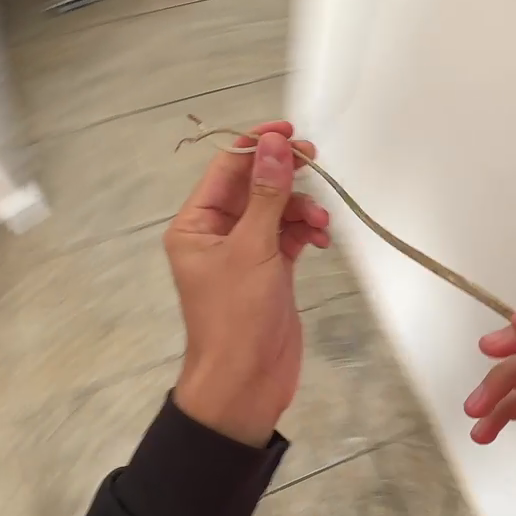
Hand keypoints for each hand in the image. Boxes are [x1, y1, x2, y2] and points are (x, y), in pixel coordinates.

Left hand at [163, 121, 330, 446]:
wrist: (246, 384)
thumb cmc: (237, 314)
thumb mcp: (252, 248)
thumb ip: (268, 194)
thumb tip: (275, 144)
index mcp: (196, 224)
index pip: (227, 168)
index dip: (257, 145)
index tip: (290, 131)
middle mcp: (217, 232)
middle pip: (254, 186)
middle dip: (285, 176)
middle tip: (314, 162)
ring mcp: (245, 251)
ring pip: (276, 210)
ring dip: (300, 209)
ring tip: (320, 224)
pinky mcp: (269, 269)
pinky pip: (288, 235)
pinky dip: (305, 232)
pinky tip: (320, 240)